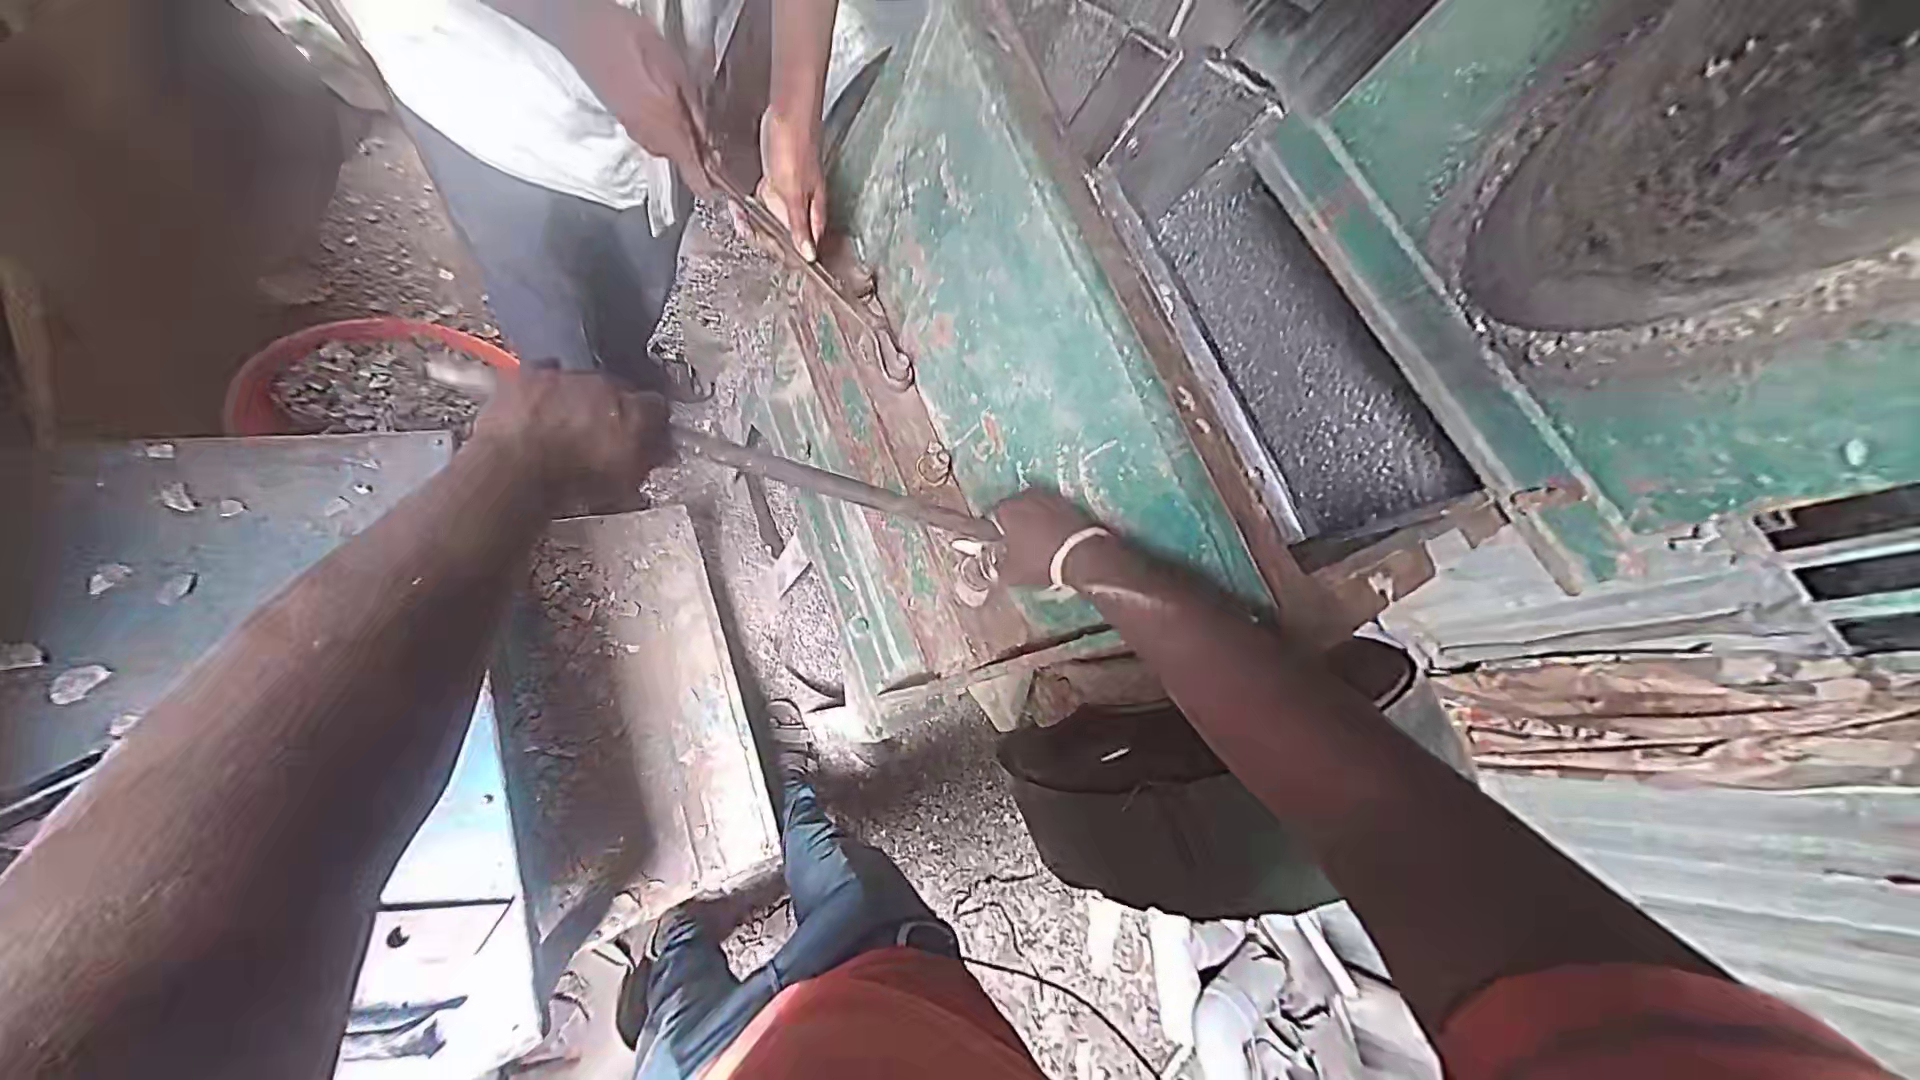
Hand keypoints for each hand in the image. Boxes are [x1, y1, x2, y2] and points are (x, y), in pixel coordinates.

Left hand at [472, 367, 669, 515]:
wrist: (517, 468)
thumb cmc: (570, 477)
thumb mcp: (627, 479)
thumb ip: (650, 458)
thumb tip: (663, 452)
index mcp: (636, 409)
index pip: (656, 406)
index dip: (654, 422)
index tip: (649, 434)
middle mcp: (604, 385)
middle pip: (619, 389)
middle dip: (616, 408)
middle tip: (606, 431)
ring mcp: (566, 377)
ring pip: (583, 380)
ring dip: (581, 396)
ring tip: (571, 424)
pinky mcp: (529, 376)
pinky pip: (543, 373)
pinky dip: (545, 388)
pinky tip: (542, 407)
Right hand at [563, 0, 713, 194]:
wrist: (577, 24)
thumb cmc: (626, 40)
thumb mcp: (676, 71)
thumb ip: (695, 111)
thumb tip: (708, 140)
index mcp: (668, 132)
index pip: (695, 179)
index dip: (711, 189)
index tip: (722, 193)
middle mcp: (650, 140)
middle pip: (682, 160)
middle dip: (695, 147)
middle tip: (702, 122)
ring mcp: (634, 131)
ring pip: (667, 145)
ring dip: (676, 132)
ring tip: (676, 100)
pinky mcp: (623, 121)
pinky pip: (651, 132)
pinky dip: (660, 122)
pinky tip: (658, 96)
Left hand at [754, 109, 826, 260]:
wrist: (787, 112)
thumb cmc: (795, 148)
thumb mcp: (794, 193)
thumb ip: (799, 226)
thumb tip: (808, 255)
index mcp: (813, 215)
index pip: (802, 246)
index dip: (783, 251)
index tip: (764, 244)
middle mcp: (803, 209)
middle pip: (784, 236)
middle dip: (762, 233)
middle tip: (743, 225)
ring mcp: (789, 197)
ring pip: (771, 221)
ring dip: (753, 222)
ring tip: (738, 216)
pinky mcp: (777, 184)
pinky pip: (763, 204)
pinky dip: (751, 208)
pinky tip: (739, 207)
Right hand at [989, 489, 1102, 588]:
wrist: (1080, 555)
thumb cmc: (1040, 560)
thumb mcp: (1013, 573)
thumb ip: (1001, 568)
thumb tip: (999, 570)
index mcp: (1008, 510)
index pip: (995, 514)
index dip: (999, 528)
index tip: (1004, 541)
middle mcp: (1026, 497)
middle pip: (1017, 507)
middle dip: (1018, 520)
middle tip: (1021, 540)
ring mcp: (1049, 497)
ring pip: (1036, 507)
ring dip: (1036, 518)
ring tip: (1040, 537)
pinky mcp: (1068, 502)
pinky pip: (1053, 510)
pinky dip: (1052, 519)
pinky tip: (1055, 535)